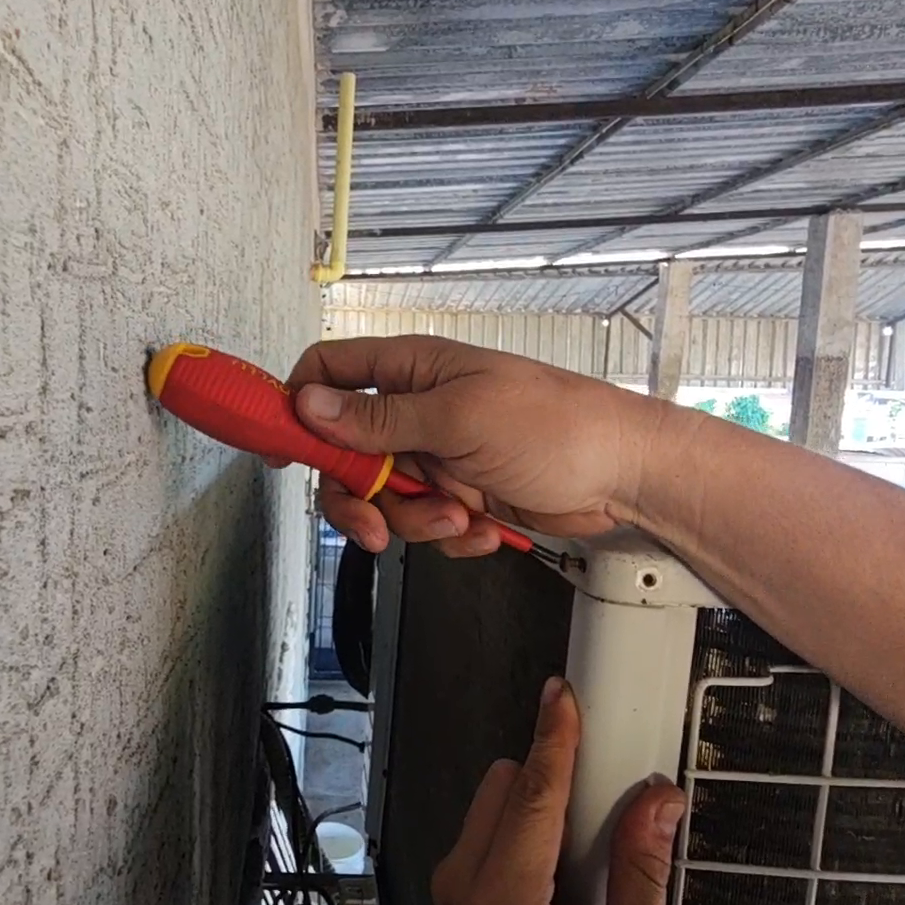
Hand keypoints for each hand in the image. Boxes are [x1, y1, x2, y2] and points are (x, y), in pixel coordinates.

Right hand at [286, 336, 659, 555]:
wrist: (621, 476)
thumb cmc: (557, 425)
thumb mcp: (457, 418)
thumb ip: (378, 418)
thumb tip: (311, 404)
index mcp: (411, 371)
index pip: (329, 373)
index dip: (297, 405)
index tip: (282, 449)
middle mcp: (416, 411)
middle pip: (345, 454)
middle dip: (357, 495)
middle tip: (374, 521)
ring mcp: (435, 455)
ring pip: (382, 498)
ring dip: (413, 520)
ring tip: (456, 515)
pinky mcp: (456, 493)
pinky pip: (421, 522)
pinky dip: (447, 533)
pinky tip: (480, 525)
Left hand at [433, 677, 686, 904]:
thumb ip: (642, 879)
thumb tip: (658, 799)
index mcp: (501, 901)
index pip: (534, 794)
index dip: (555, 737)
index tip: (561, 693)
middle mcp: (461, 882)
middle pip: (509, 784)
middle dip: (556, 787)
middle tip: (604, 825)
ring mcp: (452, 885)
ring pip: (496, 798)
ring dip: (541, 811)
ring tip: (582, 872)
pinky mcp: (455, 890)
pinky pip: (490, 825)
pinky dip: (525, 831)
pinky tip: (558, 880)